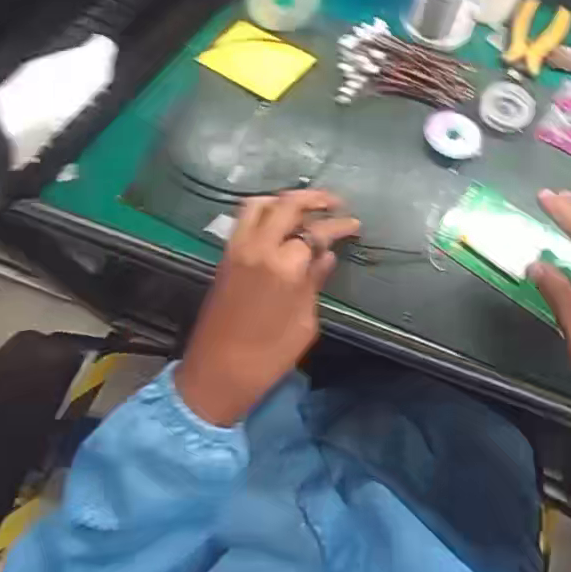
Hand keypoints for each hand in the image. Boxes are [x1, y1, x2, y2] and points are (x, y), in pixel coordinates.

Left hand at [177, 190, 360, 425]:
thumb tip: (325, 256)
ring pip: (258, 205)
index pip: (315, 232)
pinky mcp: (224, 257)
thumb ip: (314, 282)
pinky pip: (244, 220)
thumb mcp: (304, 322)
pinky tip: (280, 224)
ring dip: (283, 200)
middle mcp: (257, 247)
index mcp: (283, 266)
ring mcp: (236, 249)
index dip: (338, 226)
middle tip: (333, 203)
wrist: (216, 372)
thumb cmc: (268, 357)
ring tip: (304, 209)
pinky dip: (264, 212)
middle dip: (313, 199)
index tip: (354, 225)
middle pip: (286, 204)